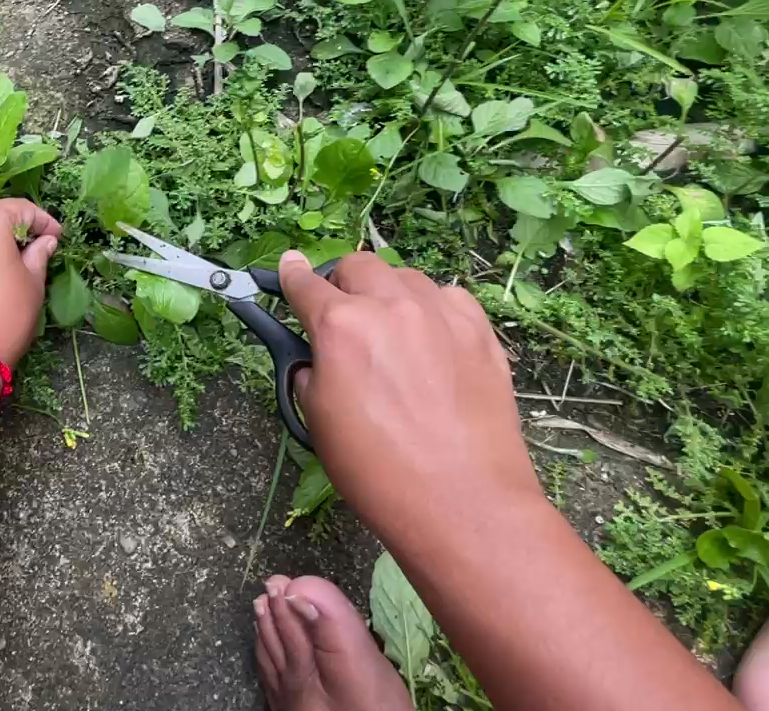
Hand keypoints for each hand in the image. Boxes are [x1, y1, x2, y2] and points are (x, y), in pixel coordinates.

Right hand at [278, 250, 539, 539]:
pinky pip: (450, 298)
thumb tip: (317, 354)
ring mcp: (440, 315)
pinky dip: (432, 307)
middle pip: (357, 265)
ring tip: (388, 325)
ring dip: (386, 291)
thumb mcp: (316, 417)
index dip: (290, 275)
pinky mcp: (480, 334)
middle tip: (340, 313)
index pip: (304, 284)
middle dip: (340, 282)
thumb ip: (310, 368)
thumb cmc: (375, 467)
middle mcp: (390, 306)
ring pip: (405, 276)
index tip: (288, 267)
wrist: (463, 503)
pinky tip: (430, 336)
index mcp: (340, 325)